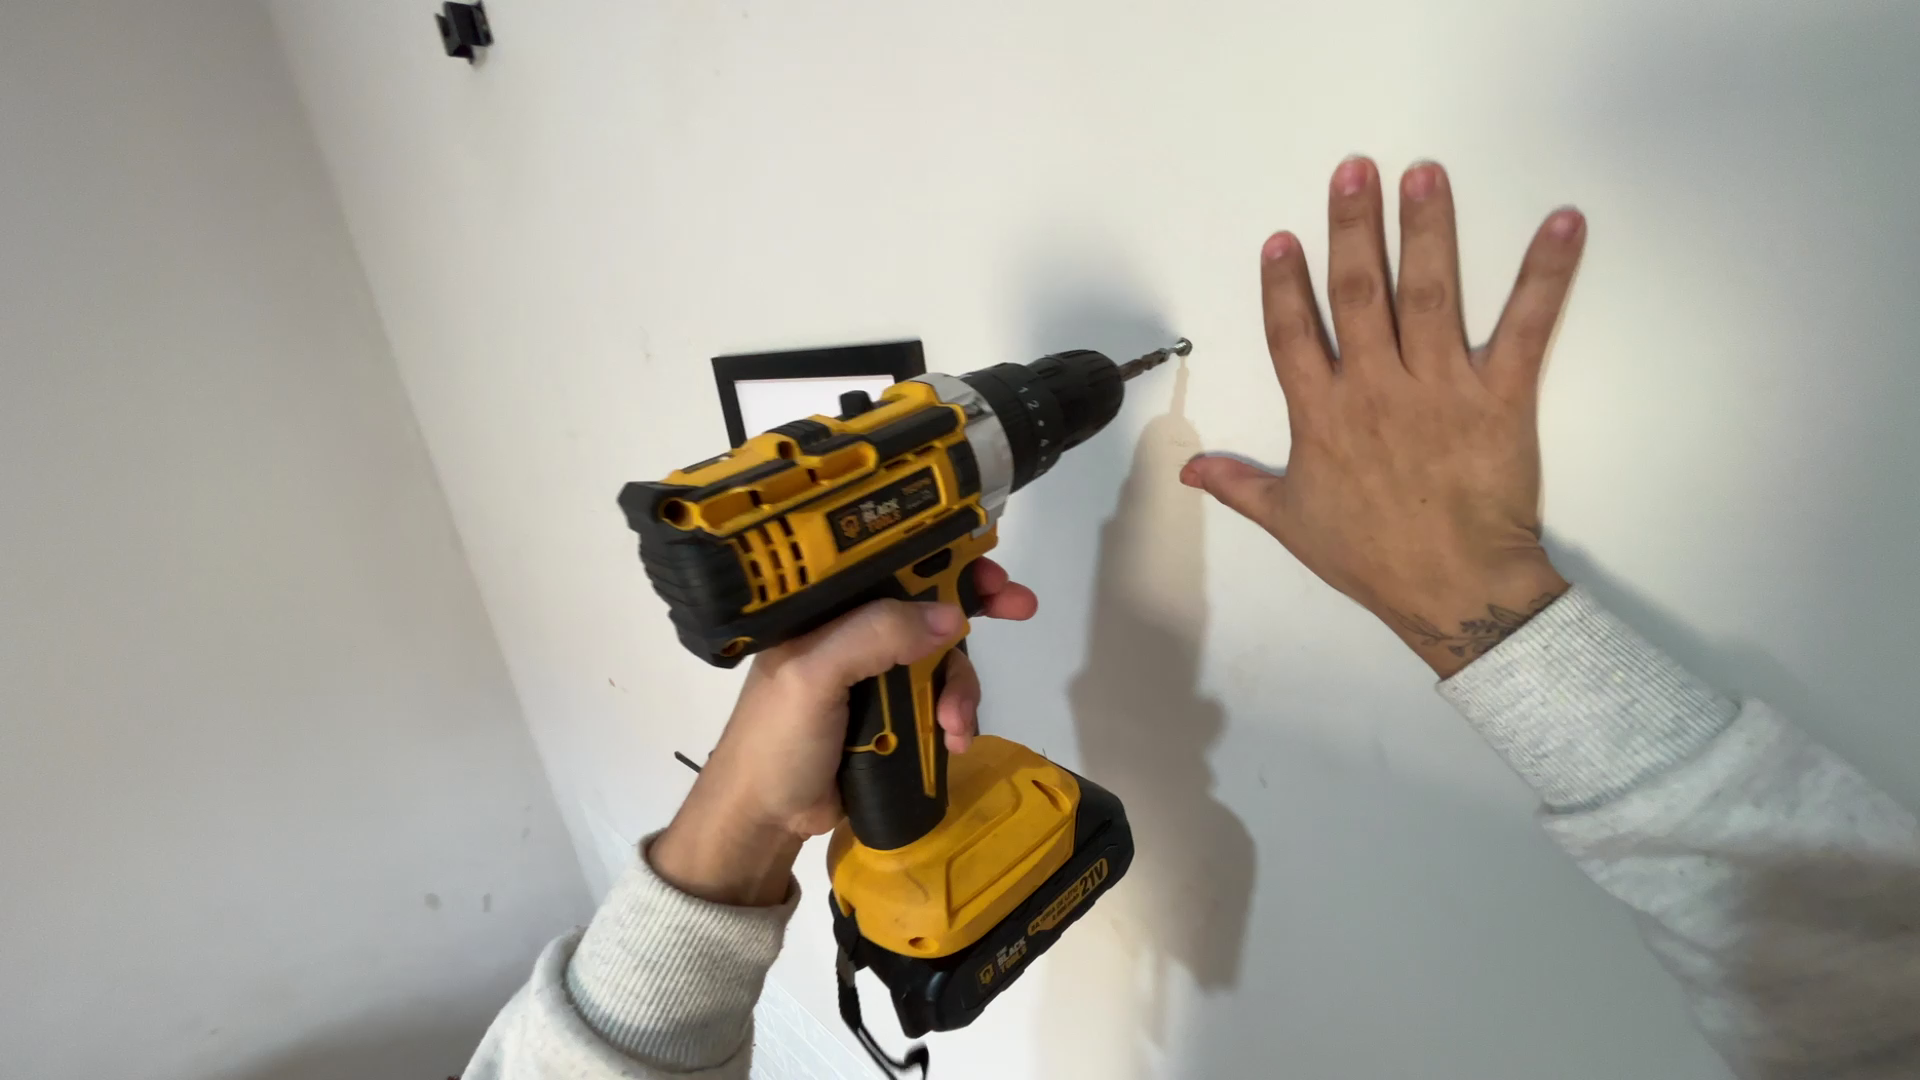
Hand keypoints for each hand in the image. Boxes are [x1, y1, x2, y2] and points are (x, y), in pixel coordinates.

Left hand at [649, 557, 1037, 904]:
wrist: (765, 820)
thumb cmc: (776, 741)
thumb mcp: (815, 679)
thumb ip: (874, 638)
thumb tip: (950, 617)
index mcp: (831, 611)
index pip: (893, 567)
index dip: (944, 559)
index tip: (989, 568)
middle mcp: (858, 633)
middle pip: (929, 607)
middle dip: (977, 608)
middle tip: (1022, 607)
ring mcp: (879, 675)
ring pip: (943, 659)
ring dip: (961, 688)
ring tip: (954, 726)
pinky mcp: (894, 714)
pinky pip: (941, 700)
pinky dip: (956, 717)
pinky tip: (954, 742)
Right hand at [1181, 158, 1581, 677]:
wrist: (1451, 588)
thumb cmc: (1364, 553)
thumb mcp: (1286, 520)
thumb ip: (1236, 485)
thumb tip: (1187, 472)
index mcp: (1320, 416)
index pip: (1294, 336)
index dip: (1284, 286)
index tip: (1282, 239)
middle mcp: (1374, 389)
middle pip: (1357, 297)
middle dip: (1352, 230)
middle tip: (1354, 170)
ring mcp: (1439, 388)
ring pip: (1430, 296)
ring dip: (1426, 232)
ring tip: (1424, 174)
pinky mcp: (1501, 396)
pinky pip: (1525, 327)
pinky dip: (1545, 274)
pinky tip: (1561, 221)